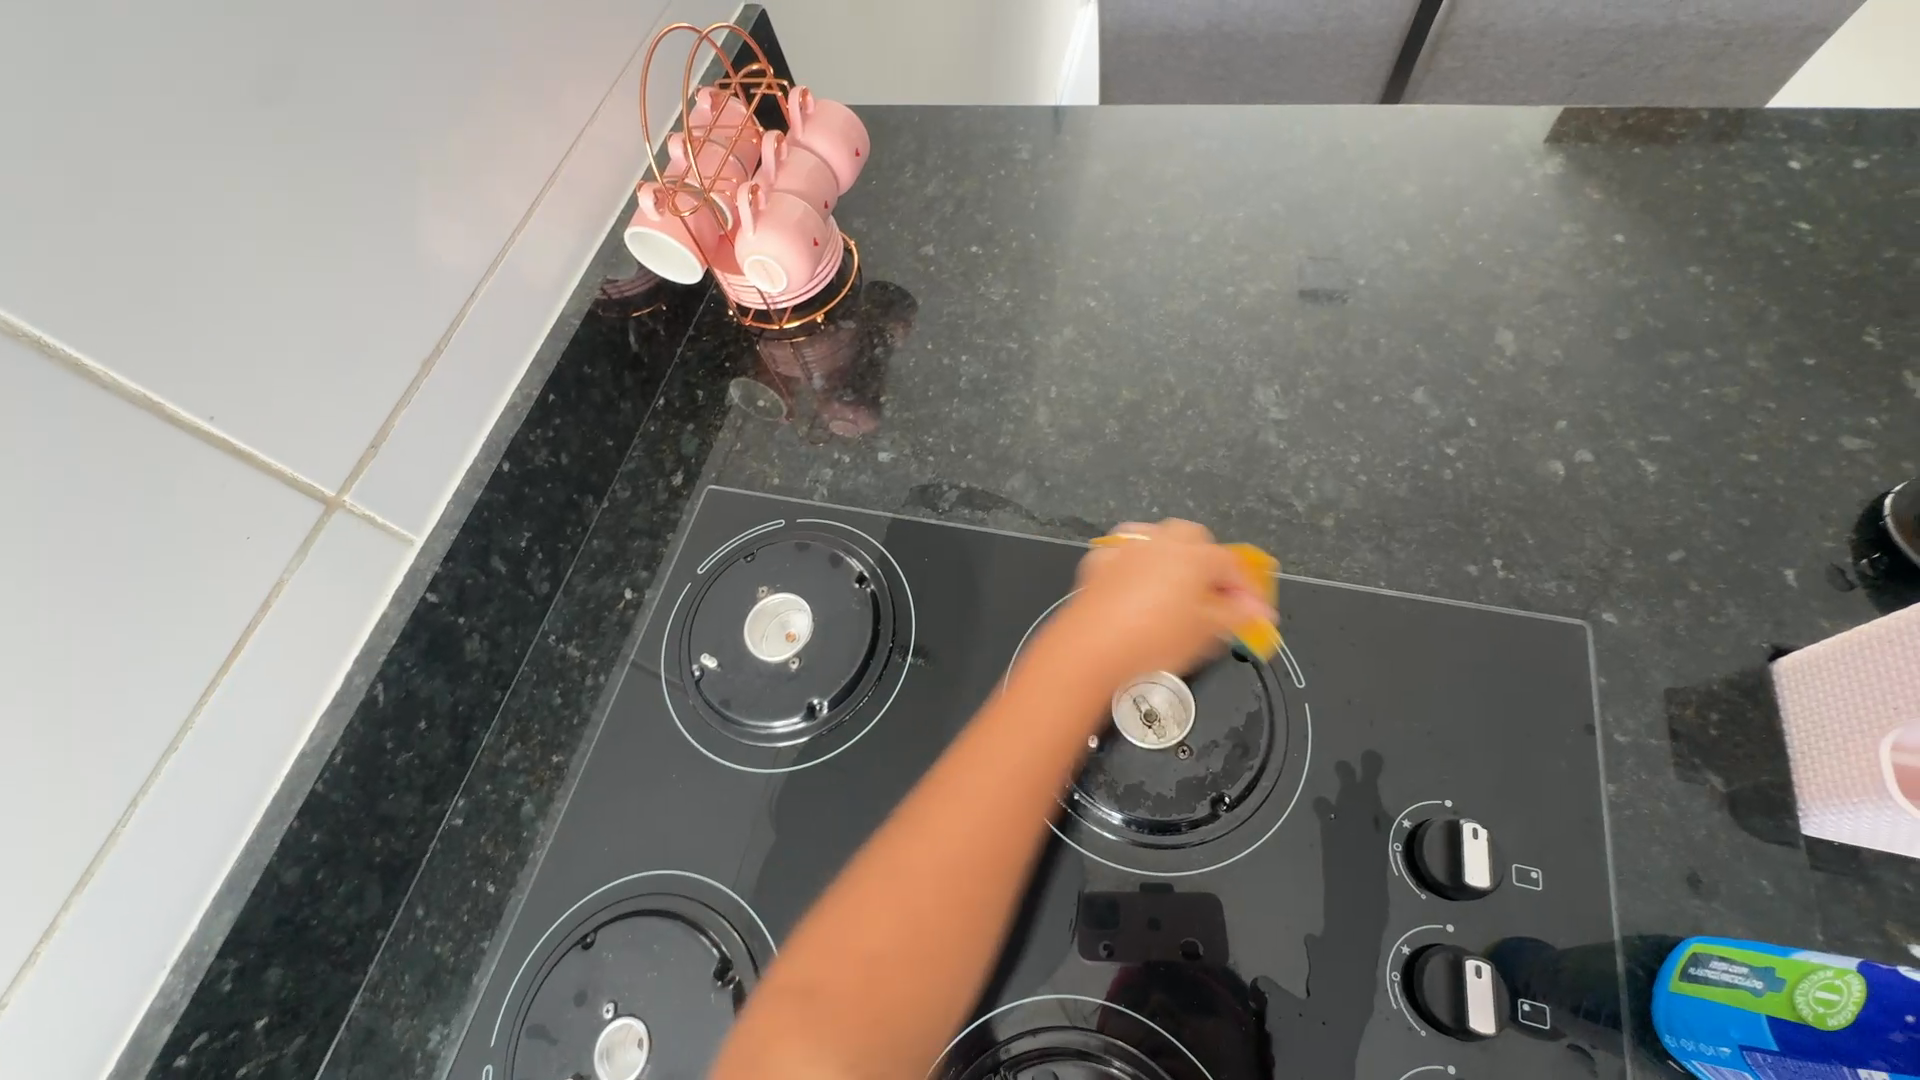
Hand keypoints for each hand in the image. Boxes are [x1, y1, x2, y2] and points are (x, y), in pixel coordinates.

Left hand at [1023, 520, 1277, 699]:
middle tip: (1218, 598)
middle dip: (1210, 564)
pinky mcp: (1099, 564)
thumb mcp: (1207, 633)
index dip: (1248, 590)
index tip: (1255, 613)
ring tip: (1180, 592)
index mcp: (1193, 555)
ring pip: (1157, 540)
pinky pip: (1125, 558)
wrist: (1090, 650)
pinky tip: (1140, 593)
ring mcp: (1127, 550)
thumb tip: (1255, 611)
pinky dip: (1137, 569)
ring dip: (1173, 560)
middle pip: (1195, 540)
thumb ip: (1237, 616)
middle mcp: (1159, 543)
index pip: (1233, 564)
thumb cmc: (1149, 640)